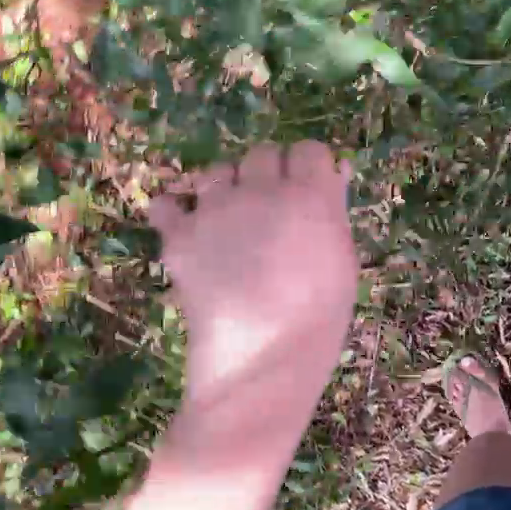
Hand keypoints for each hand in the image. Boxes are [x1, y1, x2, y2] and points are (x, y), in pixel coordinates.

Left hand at [148, 141, 358, 400]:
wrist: (264, 359)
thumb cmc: (321, 314)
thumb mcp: (343, 258)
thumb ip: (334, 211)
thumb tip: (337, 174)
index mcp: (311, 196)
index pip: (310, 149)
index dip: (311, 167)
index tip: (313, 188)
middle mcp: (262, 191)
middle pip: (263, 153)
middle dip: (270, 173)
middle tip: (275, 207)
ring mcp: (215, 210)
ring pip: (218, 171)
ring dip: (228, 187)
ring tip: (235, 221)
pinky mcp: (179, 235)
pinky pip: (167, 204)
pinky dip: (177, 212)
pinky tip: (191, 231)